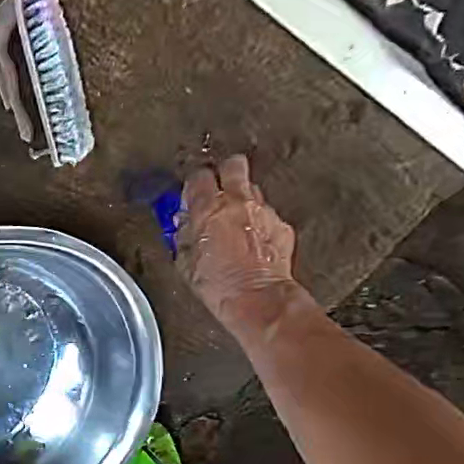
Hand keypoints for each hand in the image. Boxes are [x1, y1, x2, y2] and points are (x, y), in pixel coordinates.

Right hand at [182, 154, 300, 331]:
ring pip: (252, 188)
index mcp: (209, 208)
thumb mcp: (184, 261)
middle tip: (217, 188)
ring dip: (241, 198)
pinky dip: (257, 221)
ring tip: (233, 219)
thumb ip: (182, 235)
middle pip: (234, 165)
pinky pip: (267, 213)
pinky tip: (250, 240)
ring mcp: (264, 211)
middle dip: (224, 172)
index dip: (193, 183)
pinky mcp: (281, 225)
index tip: (190, 194)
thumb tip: (184, 223)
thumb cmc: (218, 283)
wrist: (256, 298)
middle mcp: (238, 202)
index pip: (199, 176)